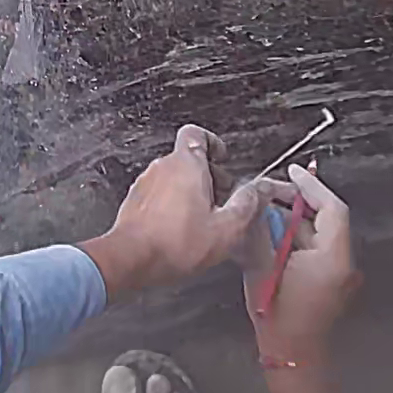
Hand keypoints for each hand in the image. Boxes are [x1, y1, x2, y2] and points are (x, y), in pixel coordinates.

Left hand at [78, 125, 275, 301]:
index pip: (196, 134)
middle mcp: (162, 167)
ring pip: (173, 176)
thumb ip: (247, 204)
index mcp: (186, 164)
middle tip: (222, 200)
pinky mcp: (136, 199)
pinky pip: (159, 192)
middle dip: (209, 175)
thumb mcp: (226, 228)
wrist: (131, 258)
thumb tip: (261, 189)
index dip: (212, 143)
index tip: (223, 159)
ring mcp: (146, 182)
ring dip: (191, 190)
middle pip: (188, 158)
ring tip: (204, 218)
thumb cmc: (175, 243)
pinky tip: (181, 227)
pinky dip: (172, 202)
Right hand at [238, 164, 359, 365]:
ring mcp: (337, 273)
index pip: (332, 209)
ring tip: (262, 208)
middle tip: (267, 189)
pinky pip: (312, 248)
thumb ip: (259, 229)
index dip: (311, 186)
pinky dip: (293, 236)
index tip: (290, 170)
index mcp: (334, 257)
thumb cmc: (278, 312)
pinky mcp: (327, 281)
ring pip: (316, 234)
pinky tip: (268, 233)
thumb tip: (254, 200)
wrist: (291, 355)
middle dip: (297, 200)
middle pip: (325, 219)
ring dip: (292, 219)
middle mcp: (344, 262)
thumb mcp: (261, 265)